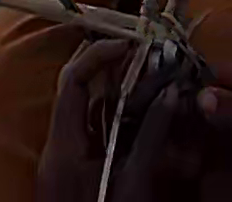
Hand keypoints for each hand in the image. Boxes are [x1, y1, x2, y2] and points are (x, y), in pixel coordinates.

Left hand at [37, 40, 193, 201]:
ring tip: (150, 74)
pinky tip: (144, 111)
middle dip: (110, 64)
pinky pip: (94, 128)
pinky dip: (118, 113)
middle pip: (77, 86)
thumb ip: (153, 135)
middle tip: (143, 51)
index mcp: (63, 147)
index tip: (132, 43)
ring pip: (88, 106)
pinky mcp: (75, 172)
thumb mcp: (134, 187)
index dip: (100, 53)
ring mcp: (64, 160)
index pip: (73, 79)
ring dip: (117, 88)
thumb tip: (173, 90)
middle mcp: (58, 147)